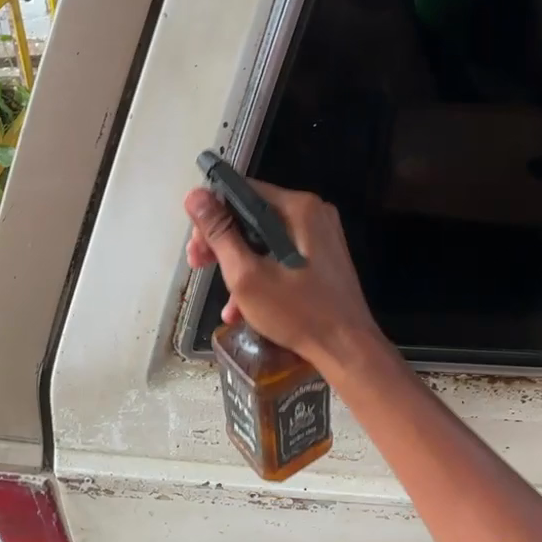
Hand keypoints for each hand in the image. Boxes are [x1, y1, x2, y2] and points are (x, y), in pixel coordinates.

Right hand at [184, 181, 387, 374]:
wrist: (347, 349)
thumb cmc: (297, 313)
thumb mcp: (247, 274)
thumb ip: (219, 233)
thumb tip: (194, 195)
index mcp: (297, 208)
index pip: (242, 192)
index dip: (211, 215)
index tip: (196, 246)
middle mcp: (312, 213)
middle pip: (252, 216)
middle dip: (221, 243)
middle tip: (198, 267)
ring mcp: (320, 236)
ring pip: (264, 240)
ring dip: (238, 265)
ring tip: (224, 301)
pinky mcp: (322, 258)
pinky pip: (281, 255)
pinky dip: (261, 274)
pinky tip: (243, 307)